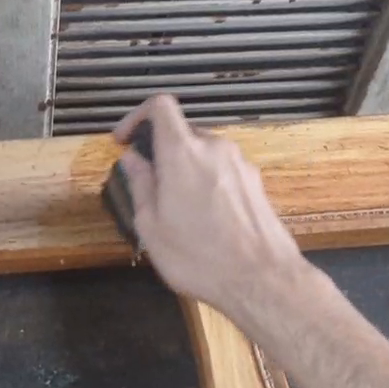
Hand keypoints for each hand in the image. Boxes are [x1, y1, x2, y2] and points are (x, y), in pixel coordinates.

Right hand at [113, 95, 309, 324]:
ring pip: (203, 153)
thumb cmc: (199, 257)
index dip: (136, 116)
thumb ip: (140, 184)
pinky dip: (207, 182)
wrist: (263, 281)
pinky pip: (222, 170)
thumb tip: (132, 159)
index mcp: (182, 152)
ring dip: (185, 170)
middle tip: (150, 187)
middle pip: (181, 132)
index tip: (125, 141)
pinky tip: (206, 219)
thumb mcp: (152, 226)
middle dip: (161, 153)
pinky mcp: (256, 181)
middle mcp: (214, 147)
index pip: (160, 106)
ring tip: (178, 210)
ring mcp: (240, 163)